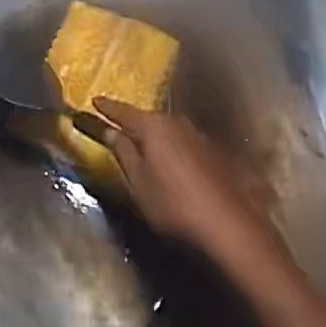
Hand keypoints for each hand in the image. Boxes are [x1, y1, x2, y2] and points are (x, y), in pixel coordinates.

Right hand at [91, 99, 277, 259]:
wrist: (231, 227)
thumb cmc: (174, 206)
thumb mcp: (139, 184)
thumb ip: (123, 153)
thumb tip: (111, 132)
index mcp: (153, 127)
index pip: (124, 111)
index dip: (107, 107)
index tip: (94, 100)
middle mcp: (176, 123)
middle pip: (148, 119)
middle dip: (132, 124)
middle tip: (116, 129)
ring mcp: (198, 135)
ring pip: (168, 131)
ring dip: (154, 137)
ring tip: (142, 149)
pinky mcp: (213, 152)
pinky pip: (183, 143)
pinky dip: (171, 149)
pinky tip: (171, 166)